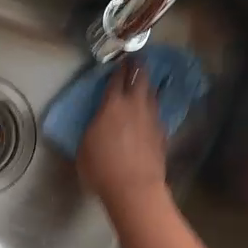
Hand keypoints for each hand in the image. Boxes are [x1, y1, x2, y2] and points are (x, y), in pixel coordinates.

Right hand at [77, 59, 166, 205]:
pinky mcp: (162, 134)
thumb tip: (99, 124)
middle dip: (139, 67)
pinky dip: (154, 109)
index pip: (116, 79)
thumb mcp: (85, 147)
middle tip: (138, 60)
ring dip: (149, 86)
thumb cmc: (101, 168)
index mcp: (112, 106)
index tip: (121, 59)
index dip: (118, 67)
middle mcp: (135, 106)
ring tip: (147, 83)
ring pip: (153, 94)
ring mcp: (152, 119)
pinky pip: (158, 115)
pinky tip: (152, 114)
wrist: (134, 188)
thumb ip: (94, 128)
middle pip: (141, 78)